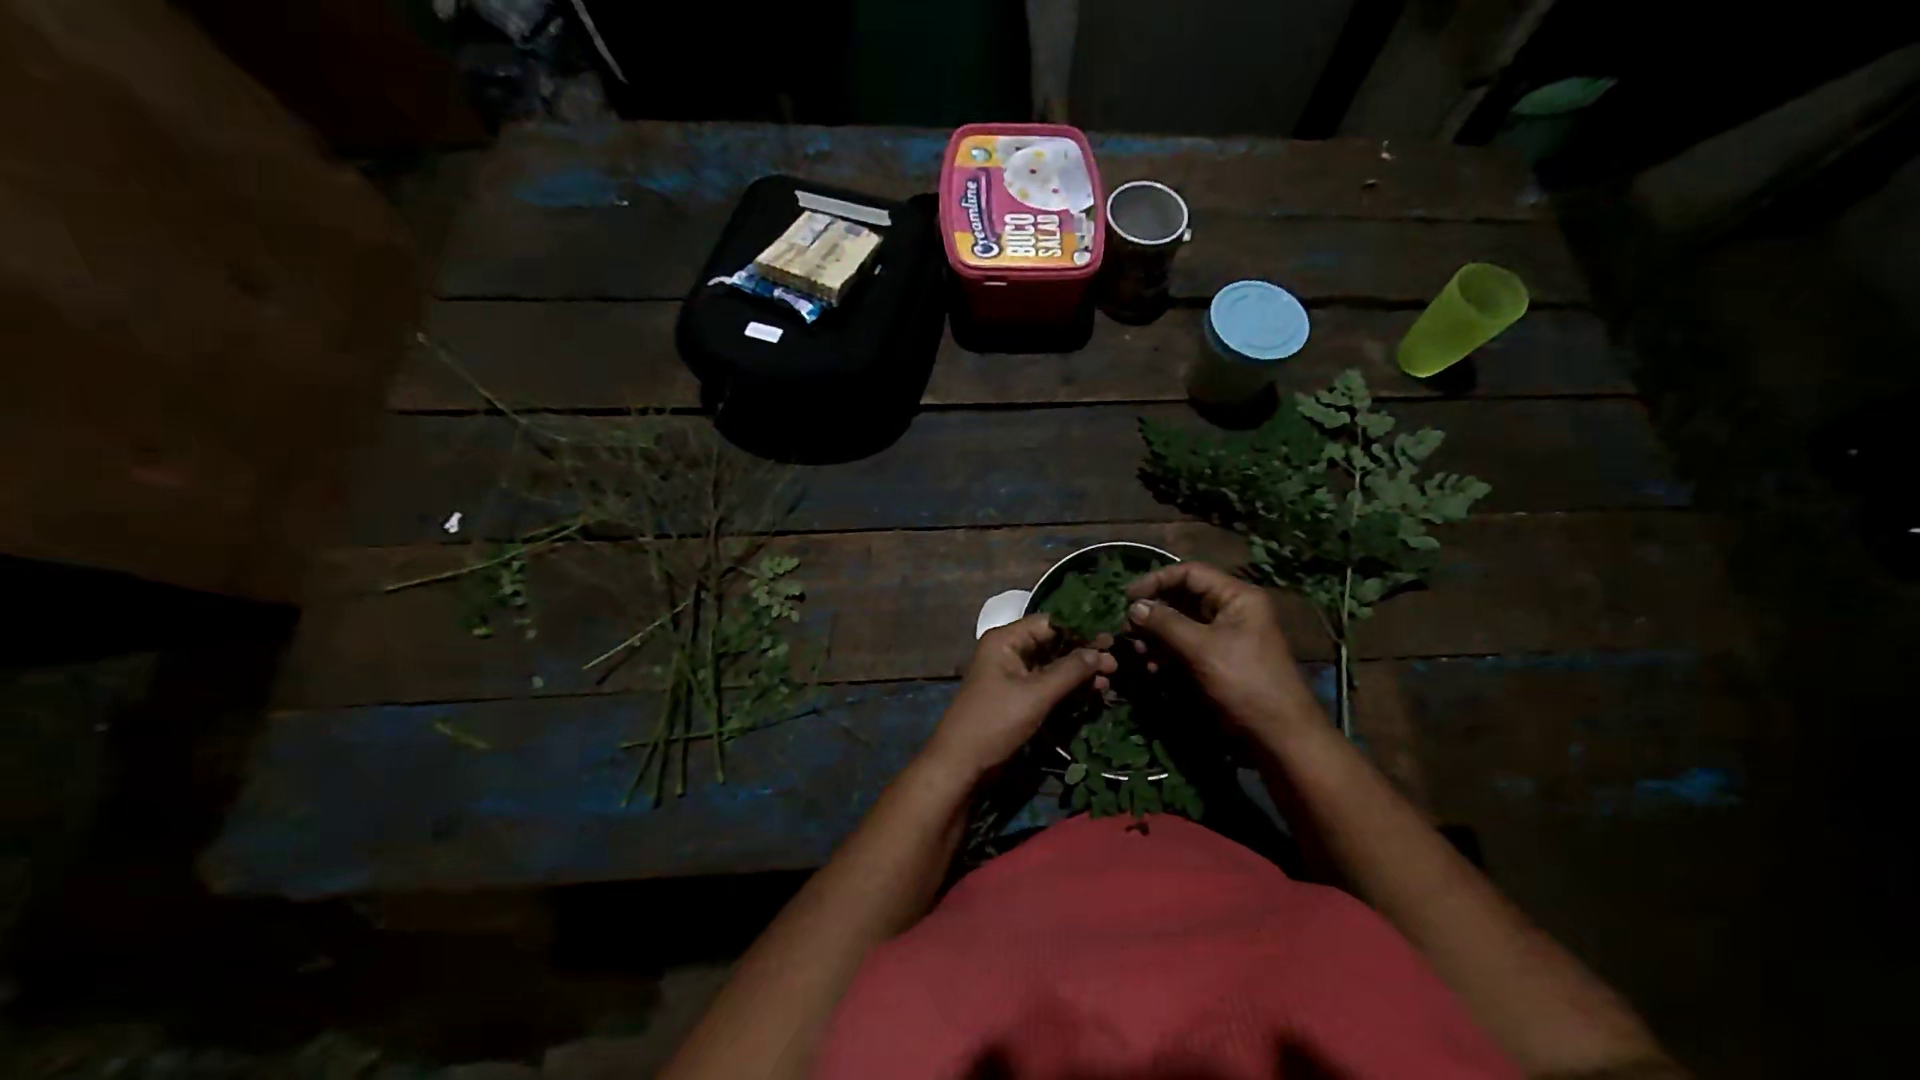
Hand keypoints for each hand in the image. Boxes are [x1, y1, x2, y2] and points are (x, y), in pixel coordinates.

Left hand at [922, 615, 1115, 779]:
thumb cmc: (995, 721)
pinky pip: (1047, 683)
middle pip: (1053, 643)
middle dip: (1083, 652)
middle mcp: (1008, 651)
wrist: (962, 763)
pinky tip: (1092, 693)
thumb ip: (1070, 670)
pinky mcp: (1017, 696)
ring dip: (1079, 672)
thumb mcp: (1036, 694)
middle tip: (1115, 664)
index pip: (1050, 623)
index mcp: (1006, 640)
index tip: (1111, 638)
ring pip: (1052, 665)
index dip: (1081, 629)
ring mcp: (1012, 674)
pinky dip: (1068, 687)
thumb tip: (1100, 652)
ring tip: (1109, 681)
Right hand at [1124, 562, 1320, 735]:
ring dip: (1156, 636)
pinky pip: (1186, 647)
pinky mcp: (1217, 660)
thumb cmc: (1244, 682)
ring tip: (1140, 653)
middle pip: (1183, 598)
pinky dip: (1167, 654)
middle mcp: (1230, 611)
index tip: (1128, 598)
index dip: (1156, 581)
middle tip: (1129, 630)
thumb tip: (1134, 607)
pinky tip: (1153, 668)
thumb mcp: (1201, 648)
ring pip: (1181, 625)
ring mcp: (1224, 637)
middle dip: (1154, 613)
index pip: (1189, 573)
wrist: (1278, 734)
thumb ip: (1165, 623)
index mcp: (1236, 597)